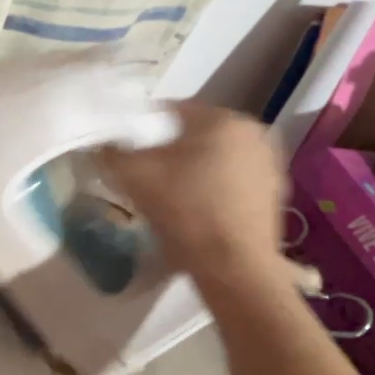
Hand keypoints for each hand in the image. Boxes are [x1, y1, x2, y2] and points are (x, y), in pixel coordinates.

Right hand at [98, 103, 290, 292]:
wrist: (232, 264)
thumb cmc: (184, 211)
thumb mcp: (133, 178)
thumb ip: (110, 152)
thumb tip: (100, 143)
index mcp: (222, 119)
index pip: (169, 111)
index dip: (139, 129)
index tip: (122, 151)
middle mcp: (253, 131)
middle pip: (193, 134)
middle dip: (165, 150)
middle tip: (141, 175)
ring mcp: (270, 162)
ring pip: (213, 157)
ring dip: (188, 168)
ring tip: (165, 194)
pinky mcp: (274, 191)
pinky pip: (230, 179)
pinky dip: (209, 187)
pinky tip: (192, 209)